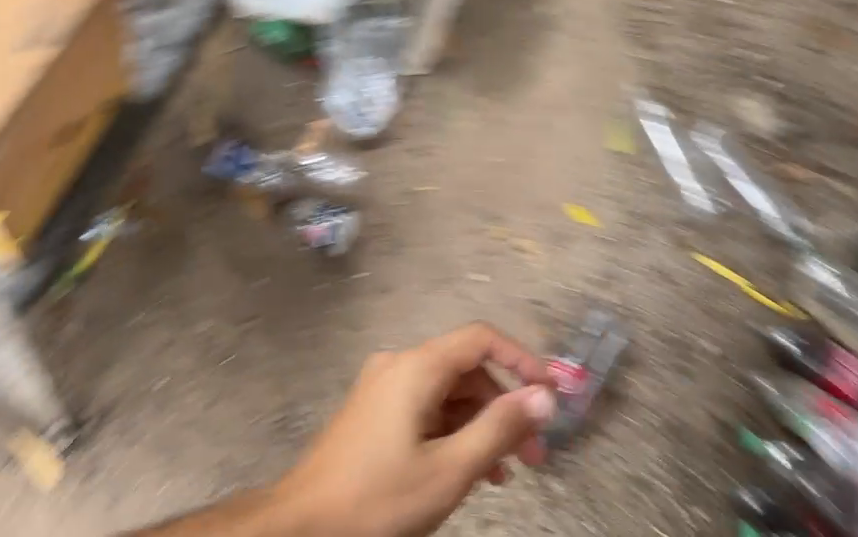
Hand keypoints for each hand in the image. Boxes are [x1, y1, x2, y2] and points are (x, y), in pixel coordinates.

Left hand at [270, 322, 556, 536]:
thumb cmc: (379, 495)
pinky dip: (455, 433)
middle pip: (466, 369)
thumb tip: (543, 396)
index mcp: (416, 367)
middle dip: (505, 407)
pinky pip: (427, 410)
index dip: (522, 360)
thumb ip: (499, 429)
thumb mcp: (450, 469)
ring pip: (448, 393)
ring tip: (508, 474)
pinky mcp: (375, 412)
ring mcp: (383, 388)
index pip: (480, 339)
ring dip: (482, 426)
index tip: (552, 396)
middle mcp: (399, 365)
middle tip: (536, 455)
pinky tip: (473, 472)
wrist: (305, 521)